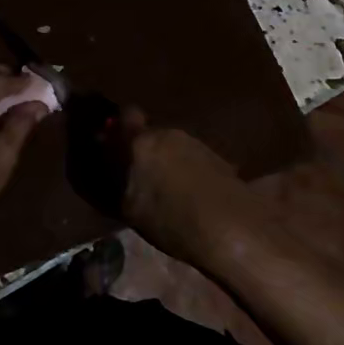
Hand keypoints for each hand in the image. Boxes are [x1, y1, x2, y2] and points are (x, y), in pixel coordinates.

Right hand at [70, 102, 243, 263]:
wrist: (232, 229)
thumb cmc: (170, 220)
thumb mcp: (131, 208)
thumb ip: (118, 180)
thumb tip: (111, 165)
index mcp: (140, 141)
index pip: (126, 116)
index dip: (119, 126)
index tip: (113, 143)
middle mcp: (168, 134)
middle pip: (150, 133)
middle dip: (144, 149)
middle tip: (140, 176)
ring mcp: (197, 144)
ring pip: (173, 146)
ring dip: (167, 161)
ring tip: (168, 190)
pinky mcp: (219, 158)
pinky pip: (192, 159)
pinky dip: (187, 171)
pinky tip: (189, 195)